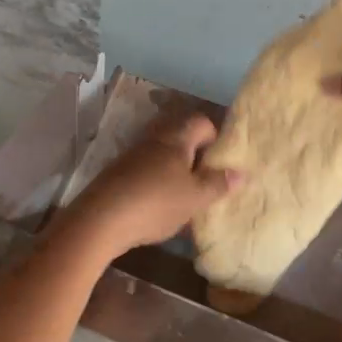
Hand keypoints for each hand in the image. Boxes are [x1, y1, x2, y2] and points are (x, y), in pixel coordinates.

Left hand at [57, 113, 241, 255]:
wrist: (100, 219)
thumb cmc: (155, 203)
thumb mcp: (194, 198)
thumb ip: (217, 184)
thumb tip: (240, 172)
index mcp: (176, 139)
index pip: (201, 122)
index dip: (215, 137)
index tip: (222, 161)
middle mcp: (154, 140)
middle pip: (181, 138)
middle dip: (196, 156)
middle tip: (208, 180)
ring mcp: (133, 156)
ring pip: (162, 156)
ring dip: (176, 172)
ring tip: (187, 197)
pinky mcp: (118, 174)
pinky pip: (146, 172)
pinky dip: (157, 183)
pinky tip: (161, 207)